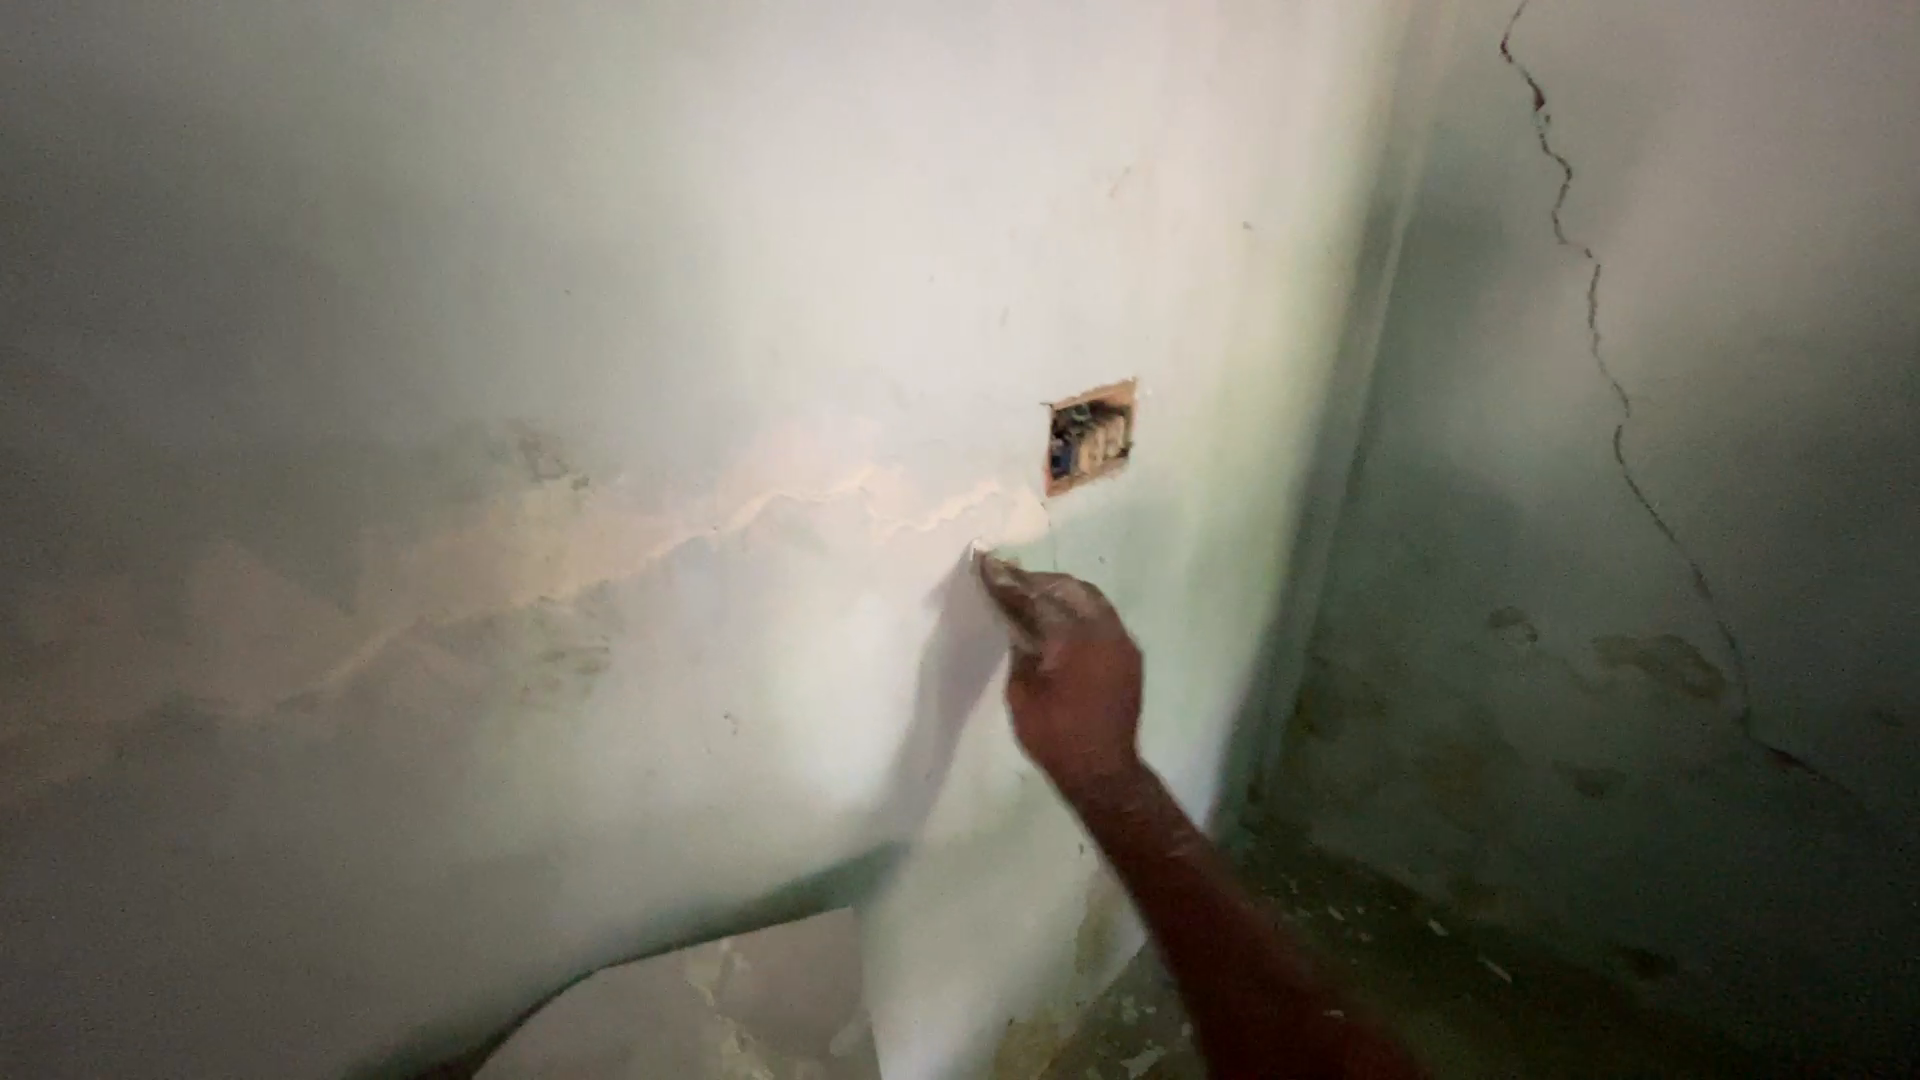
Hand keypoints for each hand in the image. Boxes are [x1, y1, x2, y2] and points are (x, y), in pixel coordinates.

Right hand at [991, 570, 1144, 791]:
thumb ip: (1022, 648)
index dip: (1009, 582)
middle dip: (1036, 580)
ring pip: (1090, 598)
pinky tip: (1059, 617)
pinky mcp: (1129, 654)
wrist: (1103, 772)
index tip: (988, 565)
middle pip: (1068, 587)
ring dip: (1060, 591)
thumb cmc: (1055, 737)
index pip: (1037, 597)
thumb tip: (1019, 623)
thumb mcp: (1022, 692)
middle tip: (1009, 578)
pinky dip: (1078, 609)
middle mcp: (1105, 630)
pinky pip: (1102, 617)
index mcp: (1075, 638)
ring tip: (1032, 593)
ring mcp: (1122, 641)